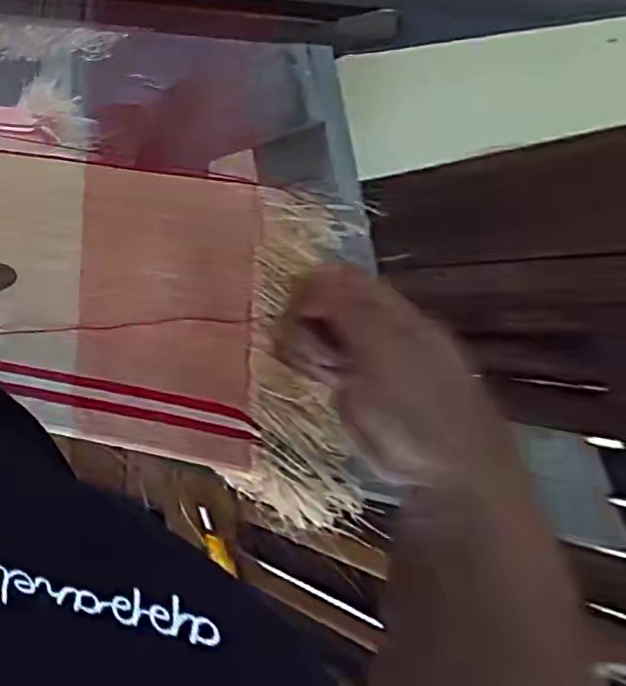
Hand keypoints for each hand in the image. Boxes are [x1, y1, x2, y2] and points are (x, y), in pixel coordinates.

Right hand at [280, 264, 519, 492]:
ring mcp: (364, 356)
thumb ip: (352, 310)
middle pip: (319, 302)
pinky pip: (311, 354)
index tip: (302, 312)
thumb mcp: (385, 354)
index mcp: (399, 318)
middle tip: (317, 350)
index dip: (313, 288)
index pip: (343, 279)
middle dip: (304, 321)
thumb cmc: (420, 414)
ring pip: (310, 329)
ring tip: (323, 371)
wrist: (446, 479)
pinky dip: (306, 363)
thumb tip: (320, 268)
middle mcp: (381, 331)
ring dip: (303, 345)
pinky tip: (320, 380)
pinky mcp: (347, 380)